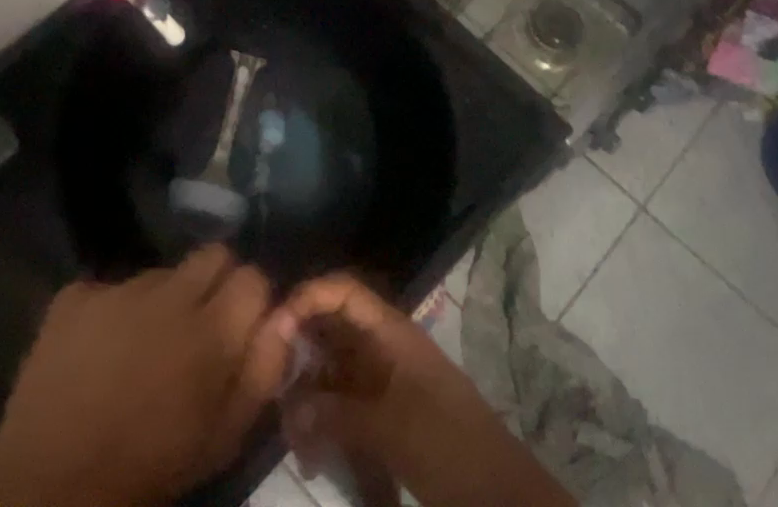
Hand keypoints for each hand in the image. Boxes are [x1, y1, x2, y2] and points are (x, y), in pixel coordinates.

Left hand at [0, 246, 290, 506]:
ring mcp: (116, 289)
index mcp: (212, 330)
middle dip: (216, 282)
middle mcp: (168, 294)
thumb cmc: (154, 464)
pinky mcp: (74, 295)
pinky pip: (110, 287)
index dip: (253, 300)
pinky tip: (101, 349)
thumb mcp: (226, 434)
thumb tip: (286, 315)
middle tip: (201, 325)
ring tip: (144, 345)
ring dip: (164, 299)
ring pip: (160, 273)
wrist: (54, 480)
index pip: (254, 276)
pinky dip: (113, 311)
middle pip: (213, 254)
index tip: (241, 327)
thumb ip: (265, 368)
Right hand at [273, 275, 572, 506]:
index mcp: (392, 335)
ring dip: (307, 407)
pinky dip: (323, 431)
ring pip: (329, 378)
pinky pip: (341, 411)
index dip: (306, 298)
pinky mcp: (384, 419)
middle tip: (272, 396)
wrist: (504, 497)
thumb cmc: (450, 447)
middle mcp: (383, 351)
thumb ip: (335, 414)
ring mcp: (383, 386)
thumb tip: (290, 410)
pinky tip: (313, 462)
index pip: (342, 292)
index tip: (273, 329)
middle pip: (327, 335)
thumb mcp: (391, 429)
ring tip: (300, 449)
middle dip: (297, 363)